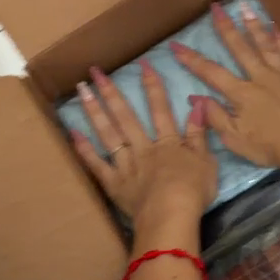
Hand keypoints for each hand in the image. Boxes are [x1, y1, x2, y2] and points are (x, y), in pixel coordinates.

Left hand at [69, 62, 217, 229]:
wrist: (171, 215)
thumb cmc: (193, 191)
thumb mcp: (207, 161)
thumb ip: (199, 133)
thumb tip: (198, 104)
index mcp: (168, 143)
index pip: (160, 109)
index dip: (152, 86)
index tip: (142, 64)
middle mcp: (143, 148)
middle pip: (126, 116)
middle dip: (111, 92)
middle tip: (95, 71)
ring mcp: (126, 165)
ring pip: (108, 133)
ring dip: (94, 110)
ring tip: (81, 90)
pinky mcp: (114, 184)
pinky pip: (97, 164)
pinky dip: (84, 148)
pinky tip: (73, 131)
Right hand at [172, 0, 279, 168]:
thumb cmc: (271, 147)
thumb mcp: (235, 139)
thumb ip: (215, 117)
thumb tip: (195, 97)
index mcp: (241, 93)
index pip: (211, 72)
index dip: (191, 59)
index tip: (175, 45)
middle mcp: (260, 77)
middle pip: (240, 48)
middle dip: (225, 27)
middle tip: (216, 7)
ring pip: (265, 45)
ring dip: (253, 25)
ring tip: (245, 8)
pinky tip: (277, 29)